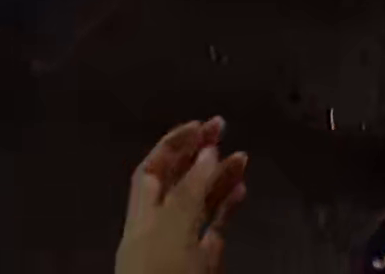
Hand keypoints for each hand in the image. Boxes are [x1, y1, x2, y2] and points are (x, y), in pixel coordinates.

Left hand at [115, 118, 248, 273]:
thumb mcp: (173, 229)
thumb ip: (191, 189)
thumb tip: (207, 150)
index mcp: (142, 219)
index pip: (153, 169)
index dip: (174, 143)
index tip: (201, 125)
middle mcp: (158, 230)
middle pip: (178, 182)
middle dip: (200, 154)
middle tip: (223, 128)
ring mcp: (180, 251)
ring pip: (200, 204)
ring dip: (220, 177)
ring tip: (242, 157)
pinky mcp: (201, 269)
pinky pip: (215, 229)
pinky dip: (227, 207)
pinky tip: (241, 190)